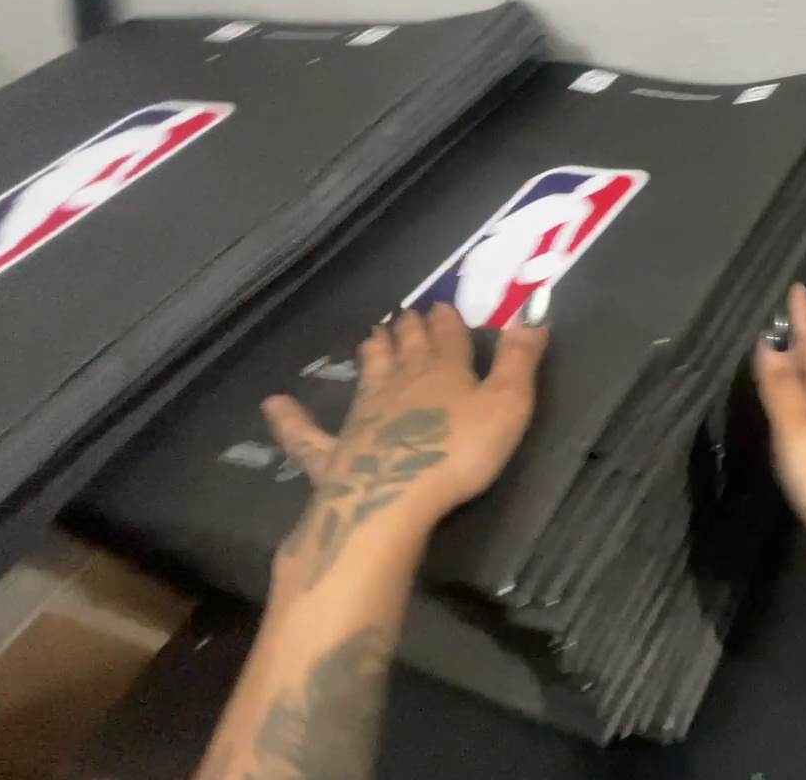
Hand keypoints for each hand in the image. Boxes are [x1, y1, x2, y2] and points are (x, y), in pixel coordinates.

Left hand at [264, 302, 548, 587]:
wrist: (391, 501)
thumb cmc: (461, 449)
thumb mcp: (508, 401)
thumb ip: (519, 359)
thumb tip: (530, 316)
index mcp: (445, 371)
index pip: (447, 338)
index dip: (446, 320)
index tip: (440, 304)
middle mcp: (401, 385)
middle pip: (406, 351)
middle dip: (408, 331)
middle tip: (403, 314)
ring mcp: (364, 417)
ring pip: (369, 377)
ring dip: (371, 355)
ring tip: (369, 336)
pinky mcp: (336, 453)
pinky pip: (308, 434)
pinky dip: (292, 420)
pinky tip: (275, 405)